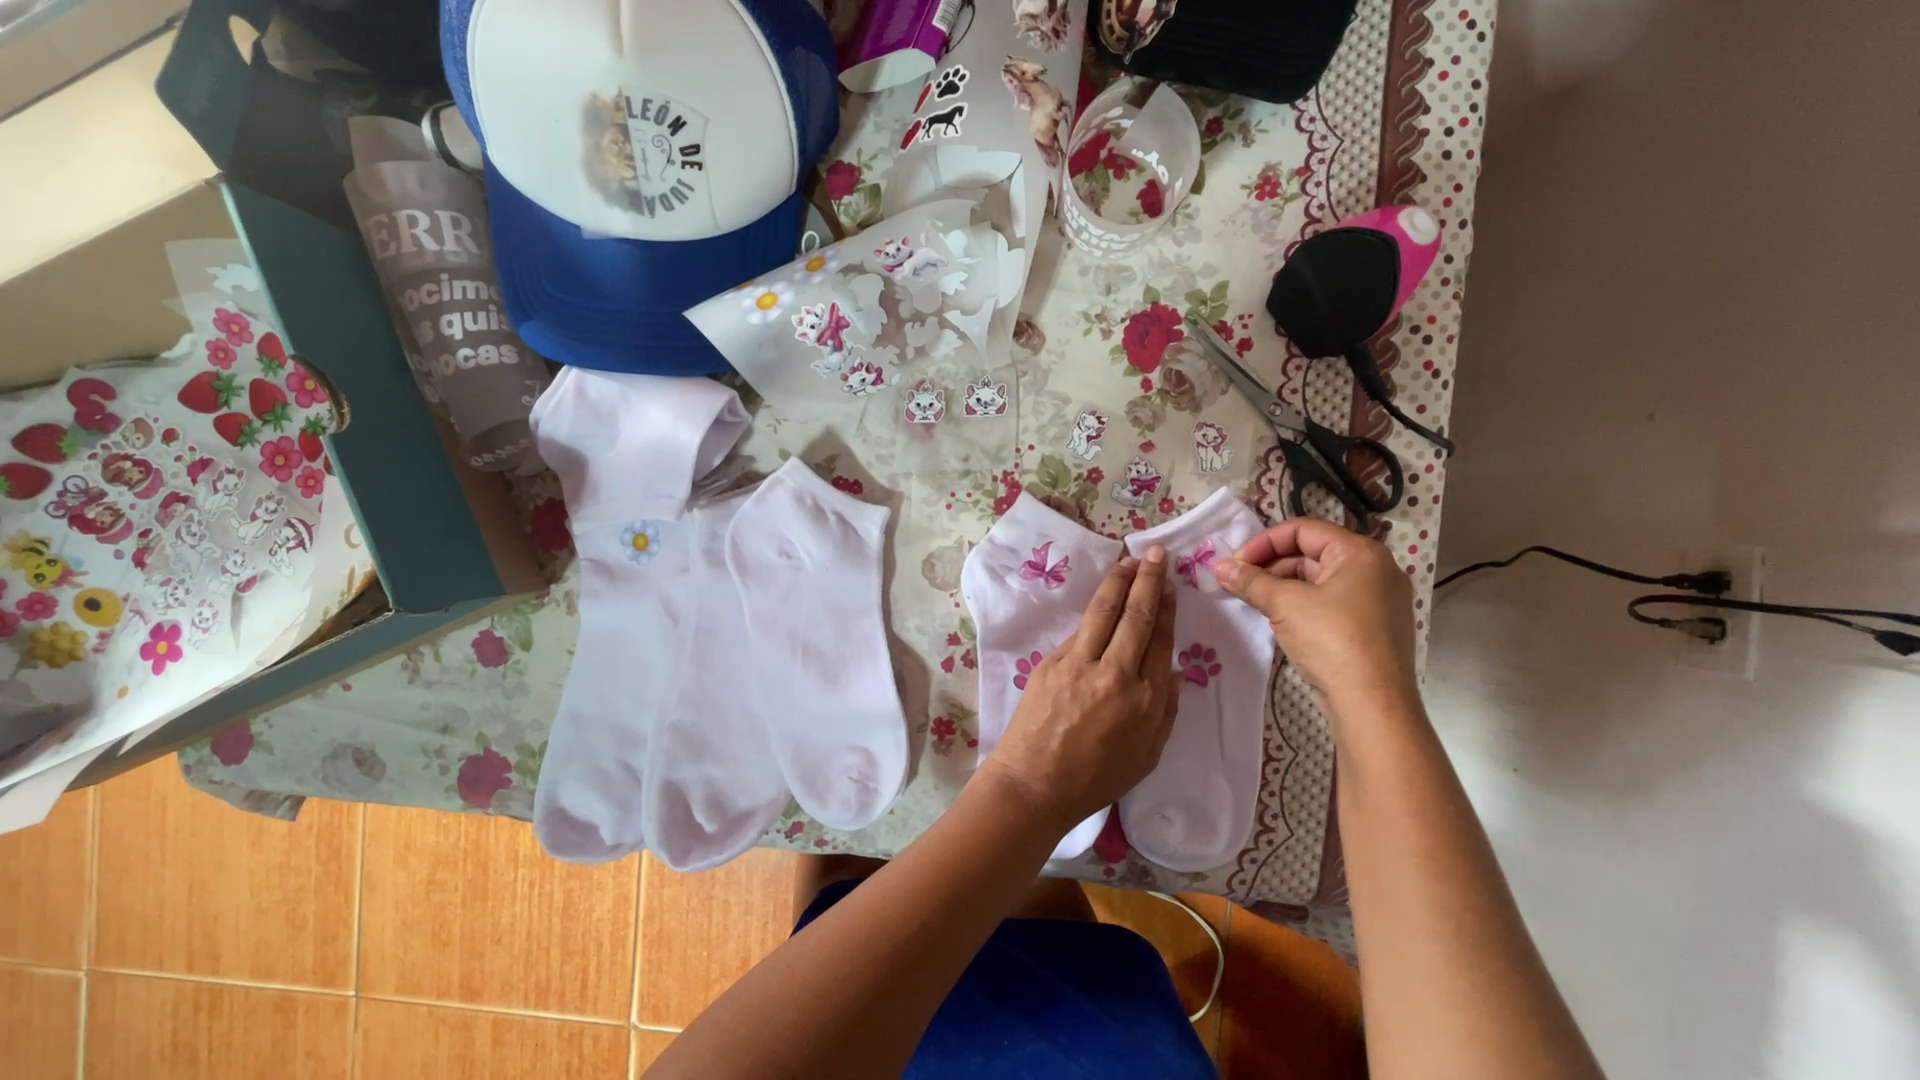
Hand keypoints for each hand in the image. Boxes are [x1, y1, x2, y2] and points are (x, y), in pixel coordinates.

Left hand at [981, 548, 1180, 834]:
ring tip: (1130, 561)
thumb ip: (1166, 713)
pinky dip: (1095, 613)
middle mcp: (1116, 674)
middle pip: (1136, 616)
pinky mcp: (1052, 663)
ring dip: (1119, 582)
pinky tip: (1103, 601)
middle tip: (1157, 554)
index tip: (1172, 586)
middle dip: (1149, 581)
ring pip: (1104, 612)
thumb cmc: (1094, 780)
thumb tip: (1175, 673)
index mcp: (1146, 700)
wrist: (1034, 785)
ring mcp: (1080, 664)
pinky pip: (1080, 632)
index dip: (1167, 609)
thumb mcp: (1147, 757)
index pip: (1161, 641)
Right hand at [1207, 520, 1418, 723]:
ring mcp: (1378, 601)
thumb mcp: (1285, 604)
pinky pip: (1331, 604)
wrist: (1372, 703)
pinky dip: (1303, 605)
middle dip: (1271, 566)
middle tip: (1239, 584)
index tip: (1235, 564)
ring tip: (1254, 603)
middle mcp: (1376, 569)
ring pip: (1320, 581)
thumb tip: (1219, 566)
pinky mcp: (1373, 628)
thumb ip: (1251, 581)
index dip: (1264, 542)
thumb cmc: (1332, 640)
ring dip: (1283, 587)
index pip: (1303, 529)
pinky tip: (1280, 621)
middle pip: (1312, 553)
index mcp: (1360, 552)